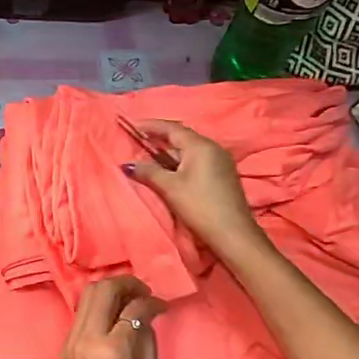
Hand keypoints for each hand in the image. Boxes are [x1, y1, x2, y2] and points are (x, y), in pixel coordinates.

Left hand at [32, 277, 164, 358]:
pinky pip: (81, 314)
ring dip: (110, 292)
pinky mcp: (64, 347)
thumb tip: (147, 315)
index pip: (133, 307)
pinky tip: (113, 318)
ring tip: (129, 303)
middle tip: (144, 294)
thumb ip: (147, 341)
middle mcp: (87, 338)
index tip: (162, 306)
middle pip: (103, 289)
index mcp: (112, 349)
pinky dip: (98, 307)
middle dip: (126, 284)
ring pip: (87, 296)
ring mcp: (70, 341)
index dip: (152, 301)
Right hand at [124, 119, 263, 251]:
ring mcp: (221, 161)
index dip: (152, 126)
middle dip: (161, 137)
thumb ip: (148, 172)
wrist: (232, 232)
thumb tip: (127, 165)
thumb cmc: (199, 205)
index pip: (172, 128)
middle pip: (183, 137)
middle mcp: (213, 147)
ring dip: (172, 150)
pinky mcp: (224, 174)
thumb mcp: (170, 187)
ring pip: (191, 149)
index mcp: (200, 146)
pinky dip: (182, 160)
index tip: (134, 126)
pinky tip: (173, 169)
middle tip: (141, 140)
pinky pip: (199, 159)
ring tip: (153, 155)